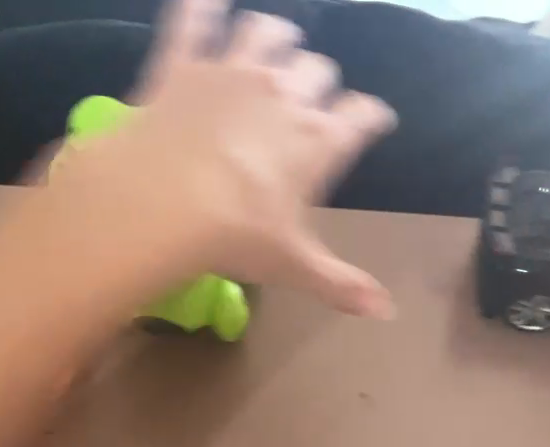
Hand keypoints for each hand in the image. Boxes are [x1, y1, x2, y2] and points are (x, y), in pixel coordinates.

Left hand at [57, 0, 396, 317]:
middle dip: (320, 82)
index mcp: (319, 141)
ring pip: (266, 32)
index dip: (370, 117)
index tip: (374, 121)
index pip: (361, 116)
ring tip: (274, 44)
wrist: (162, 202)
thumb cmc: (238, 236)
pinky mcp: (183, 64)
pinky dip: (201, 10)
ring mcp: (232, 72)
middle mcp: (284, 94)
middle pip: (317, 70)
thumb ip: (342, 285)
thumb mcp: (294, 266)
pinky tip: (205, 5)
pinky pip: (194, 20)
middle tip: (313, 97)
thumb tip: (387, 312)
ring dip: (275, 37)